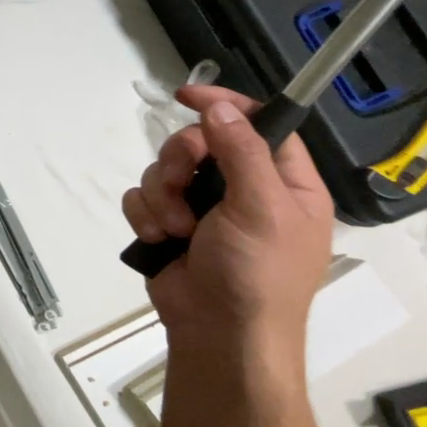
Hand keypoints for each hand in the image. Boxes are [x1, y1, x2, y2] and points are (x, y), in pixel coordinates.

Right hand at [121, 86, 335, 353]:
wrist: (220, 331)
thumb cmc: (257, 273)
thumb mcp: (261, 208)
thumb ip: (242, 153)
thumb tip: (219, 107)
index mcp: (284, 184)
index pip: (258, 126)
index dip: (225, 106)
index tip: (187, 96)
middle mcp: (244, 191)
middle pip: (199, 145)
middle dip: (181, 162)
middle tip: (183, 184)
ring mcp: (203, 209)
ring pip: (164, 171)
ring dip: (161, 197)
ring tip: (175, 229)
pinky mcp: (168, 225)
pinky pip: (142, 198)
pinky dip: (145, 216)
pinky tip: (158, 239)